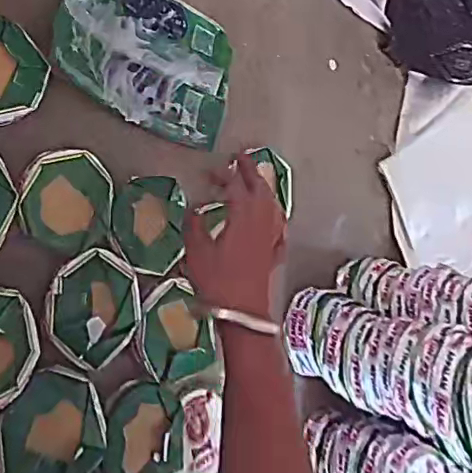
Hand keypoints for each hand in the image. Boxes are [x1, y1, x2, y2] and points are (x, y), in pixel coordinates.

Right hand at [184, 152, 287, 317]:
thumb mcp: (196, 250)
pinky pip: (278, 225)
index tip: (213, 170)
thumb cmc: (217, 281)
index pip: (236, 185)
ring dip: (263, 189)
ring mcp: (271, 237)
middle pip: (259, 188)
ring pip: (272, 204)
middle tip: (241, 158)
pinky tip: (271, 216)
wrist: (243, 314)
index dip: (225, 174)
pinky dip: (273, 214)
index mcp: (242, 214)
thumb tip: (193, 209)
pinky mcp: (275, 253)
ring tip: (255, 181)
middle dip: (250, 171)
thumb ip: (194, 225)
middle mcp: (262, 220)